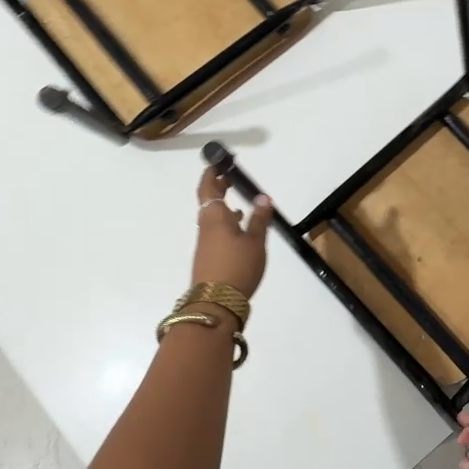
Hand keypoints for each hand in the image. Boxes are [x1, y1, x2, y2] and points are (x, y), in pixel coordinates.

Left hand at [191, 165, 273, 297]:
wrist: (215, 304)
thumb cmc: (237, 266)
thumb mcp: (255, 242)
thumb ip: (259, 219)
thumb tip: (263, 197)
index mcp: (215, 217)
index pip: (208, 188)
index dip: (211, 174)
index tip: (218, 164)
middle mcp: (206, 226)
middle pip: (208, 201)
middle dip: (217, 188)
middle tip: (229, 178)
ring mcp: (205, 243)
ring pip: (212, 218)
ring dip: (223, 207)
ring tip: (239, 203)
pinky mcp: (208, 257)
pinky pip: (215, 231)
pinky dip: (226, 223)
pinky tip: (239, 231)